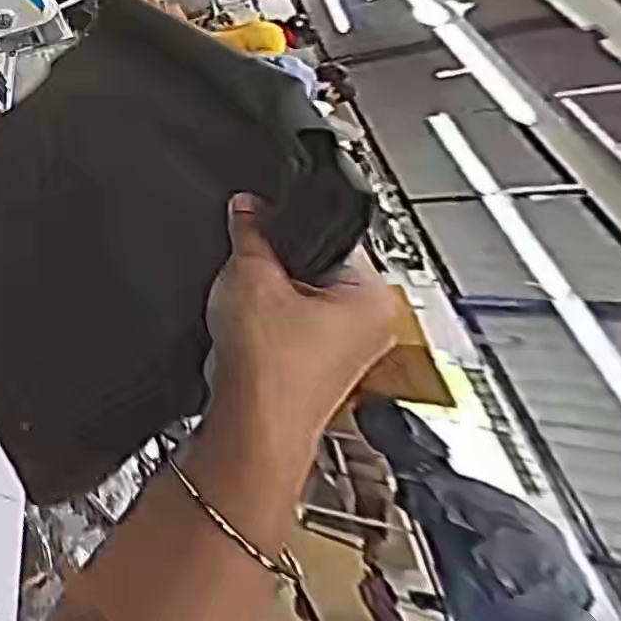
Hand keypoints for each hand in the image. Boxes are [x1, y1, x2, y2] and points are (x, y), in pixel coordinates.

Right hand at [205, 194, 396, 443]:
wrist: (253, 414)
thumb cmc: (270, 363)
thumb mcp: (250, 276)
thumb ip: (251, 234)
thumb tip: (248, 207)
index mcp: (375, 299)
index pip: (333, 239)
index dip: (285, 228)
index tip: (255, 222)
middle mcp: (373, 323)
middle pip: (311, 267)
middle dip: (272, 264)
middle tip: (246, 272)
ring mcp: (345, 346)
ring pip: (297, 295)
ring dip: (265, 292)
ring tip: (244, 305)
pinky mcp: (314, 360)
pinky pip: (287, 321)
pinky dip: (263, 316)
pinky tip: (244, 324)